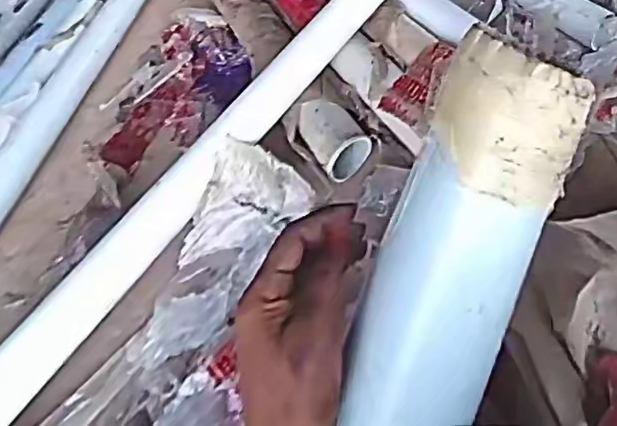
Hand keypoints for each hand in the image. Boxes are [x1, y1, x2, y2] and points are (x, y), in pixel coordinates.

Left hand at [235, 205, 364, 425]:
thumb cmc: (295, 401)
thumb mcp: (317, 329)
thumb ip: (326, 278)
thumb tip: (338, 238)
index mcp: (259, 299)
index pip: (290, 241)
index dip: (322, 222)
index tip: (347, 214)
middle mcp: (261, 304)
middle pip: (294, 251)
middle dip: (327, 233)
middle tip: (356, 224)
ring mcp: (273, 319)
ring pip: (302, 268)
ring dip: (330, 252)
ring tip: (357, 242)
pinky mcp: (286, 332)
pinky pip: (307, 287)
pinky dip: (328, 273)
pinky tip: (346, 270)